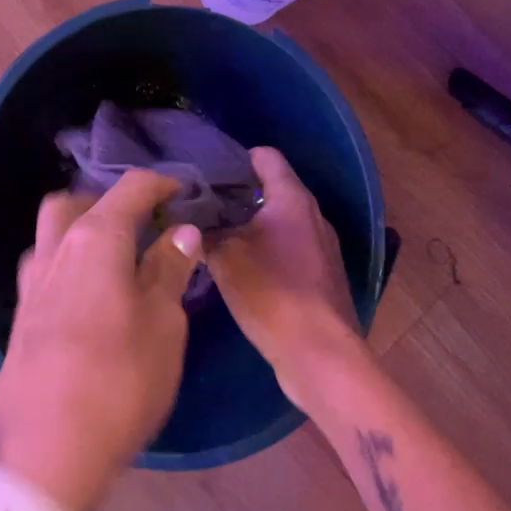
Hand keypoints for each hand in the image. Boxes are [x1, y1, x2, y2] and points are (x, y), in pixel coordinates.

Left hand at [0, 169, 203, 510]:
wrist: (44, 450)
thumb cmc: (119, 379)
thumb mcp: (163, 326)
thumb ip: (169, 271)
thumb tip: (181, 231)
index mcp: (94, 238)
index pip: (129, 188)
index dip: (160, 182)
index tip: (185, 191)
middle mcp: (55, 248)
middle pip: (75, 202)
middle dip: (107, 201)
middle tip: (142, 224)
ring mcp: (31, 282)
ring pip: (52, 234)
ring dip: (82, 231)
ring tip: (117, 259)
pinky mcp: (21, 315)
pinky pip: (46, 268)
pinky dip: (69, 265)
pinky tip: (90, 295)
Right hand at [207, 147, 366, 411]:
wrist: (320, 355)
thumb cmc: (271, 292)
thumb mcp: (223, 256)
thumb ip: (203, 230)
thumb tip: (186, 218)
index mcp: (292, 198)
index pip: (265, 156)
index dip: (234, 158)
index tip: (205, 173)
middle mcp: (314, 215)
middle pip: (272, 189)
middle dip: (237, 195)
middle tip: (201, 207)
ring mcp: (324, 248)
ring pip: (281, 223)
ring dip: (252, 227)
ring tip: (216, 238)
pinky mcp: (324, 278)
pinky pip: (290, 251)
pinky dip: (267, 252)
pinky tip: (241, 271)